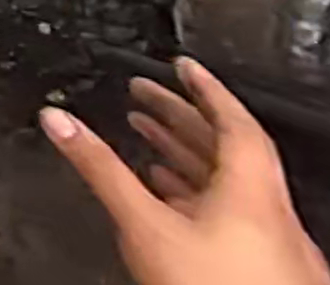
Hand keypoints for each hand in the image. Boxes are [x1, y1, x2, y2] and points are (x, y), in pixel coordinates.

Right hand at [40, 57, 329, 284]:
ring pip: (228, 182)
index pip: (238, 128)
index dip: (209, 91)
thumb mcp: (142, 220)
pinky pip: (228, 212)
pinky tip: (165, 188)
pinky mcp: (261, 269)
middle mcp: (271, 219)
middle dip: (182, 114)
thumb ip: (98, 166)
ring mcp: (272, 248)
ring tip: (147, 129)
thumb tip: (57, 118)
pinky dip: (192, 186)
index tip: (185, 66)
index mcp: (252, 199)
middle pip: (229, 152)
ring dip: (185, 149)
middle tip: (146, 89)